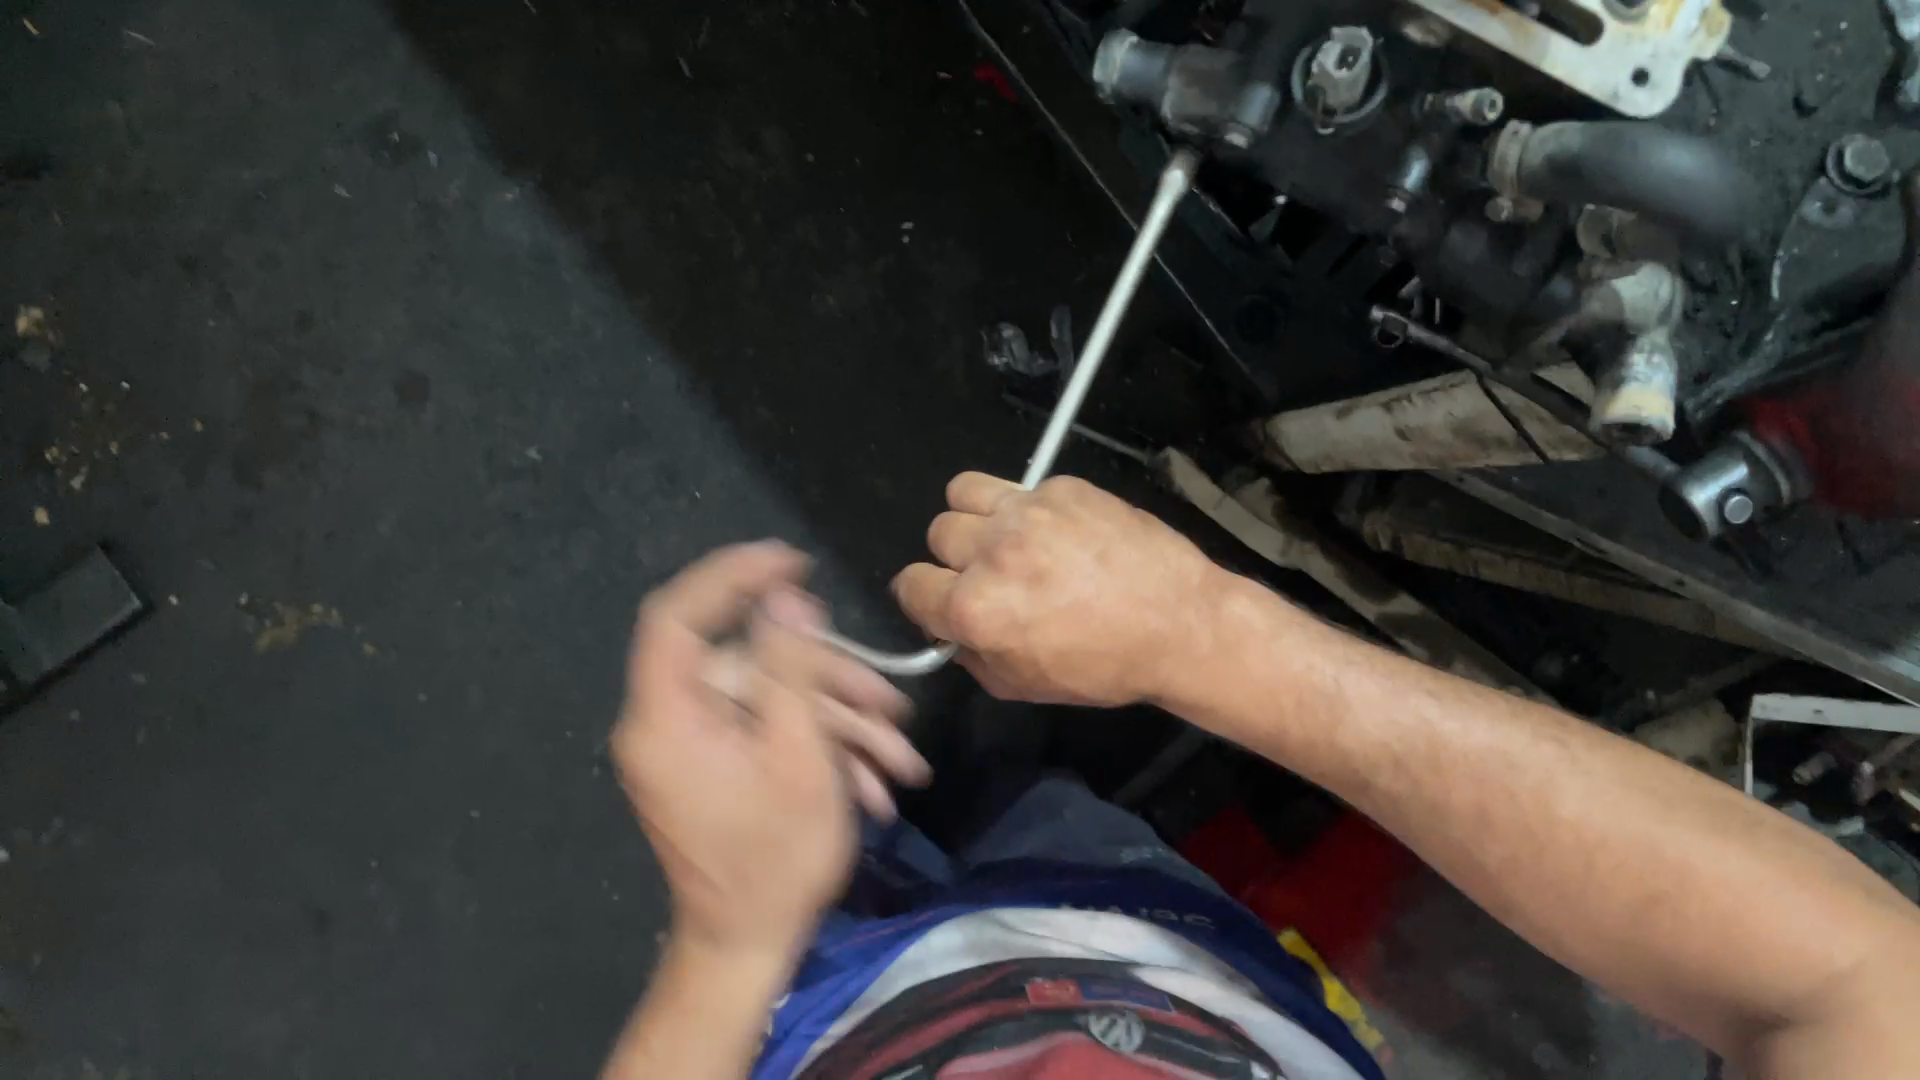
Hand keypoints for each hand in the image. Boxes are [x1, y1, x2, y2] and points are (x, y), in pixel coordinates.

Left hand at [615, 543, 928, 956]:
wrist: (750, 948)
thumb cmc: (774, 858)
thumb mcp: (797, 755)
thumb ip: (791, 668)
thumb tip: (786, 598)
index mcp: (667, 716)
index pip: (678, 615)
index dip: (731, 576)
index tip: (792, 560)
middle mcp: (670, 722)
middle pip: (753, 666)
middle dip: (832, 685)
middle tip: (892, 708)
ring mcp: (695, 745)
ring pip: (774, 701)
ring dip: (841, 726)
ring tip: (902, 763)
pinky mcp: (718, 763)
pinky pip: (769, 732)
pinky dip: (822, 749)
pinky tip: (875, 784)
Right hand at [892, 473, 1229, 706]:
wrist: (1180, 623)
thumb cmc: (1102, 666)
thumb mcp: (1022, 685)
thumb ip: (971, 656)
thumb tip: (948, 629)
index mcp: (975, 608)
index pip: (909, 584)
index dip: (924, 598)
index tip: (942, 601)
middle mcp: (992, 551)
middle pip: (937, 534)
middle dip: (955, 559)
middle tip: (991, 574)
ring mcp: (1028, 511)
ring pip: (963, 492)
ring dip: (975, 517)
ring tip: (1007, 536)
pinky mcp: (1062, 487)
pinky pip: (1020, 488)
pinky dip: (1029, 509)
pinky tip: (1061, 532)